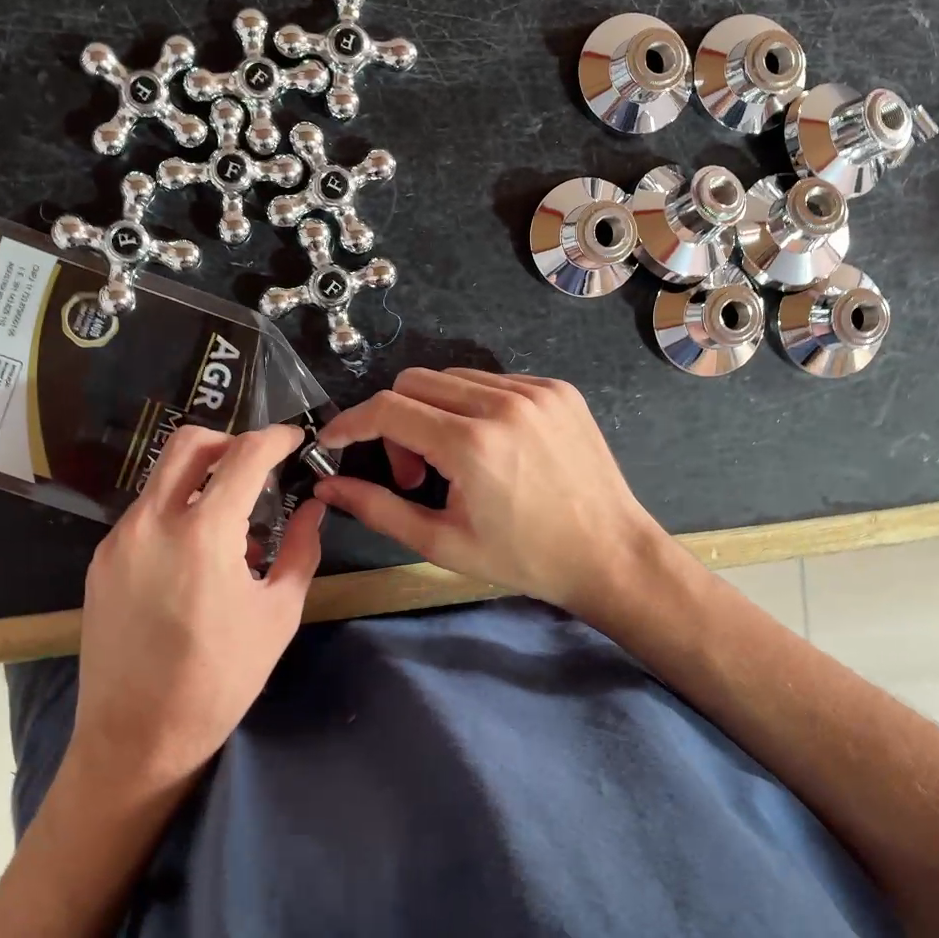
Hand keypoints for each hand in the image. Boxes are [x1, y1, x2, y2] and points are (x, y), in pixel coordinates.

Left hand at [70, 423, 326, 787]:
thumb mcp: (278, 614)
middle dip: (229, 441)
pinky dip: (177, 513)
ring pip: (162, 479)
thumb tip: (313, 507)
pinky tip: (197, 559)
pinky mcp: (100, 563)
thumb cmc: (221, 679)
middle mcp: (152, 523)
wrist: (137, 738)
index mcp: (203, 533)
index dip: (275, 438)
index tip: (294, 439)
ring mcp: (118, 541)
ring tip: (232, 527)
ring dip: (202, 481)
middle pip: (188, 444)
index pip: (244, 455)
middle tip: (257, 467)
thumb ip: (300, 548)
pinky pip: (145, 515)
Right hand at [313, 368, 668, 611]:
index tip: (334, 440)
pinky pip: (494, 381)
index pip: (388, 408)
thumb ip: (378, 508)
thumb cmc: (524, 558)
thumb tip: (328, 487)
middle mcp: (502, 403)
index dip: (351, 421)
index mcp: (471, 444)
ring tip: (454, 463)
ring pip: (454, 378)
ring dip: (435, 412)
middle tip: (414, 474)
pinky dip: (475, 406)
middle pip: (415, 383)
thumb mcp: (443, 543)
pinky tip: (491, 447)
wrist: (610, 553)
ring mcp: (536, 390)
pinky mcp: (559, 389)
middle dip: (396, 422)